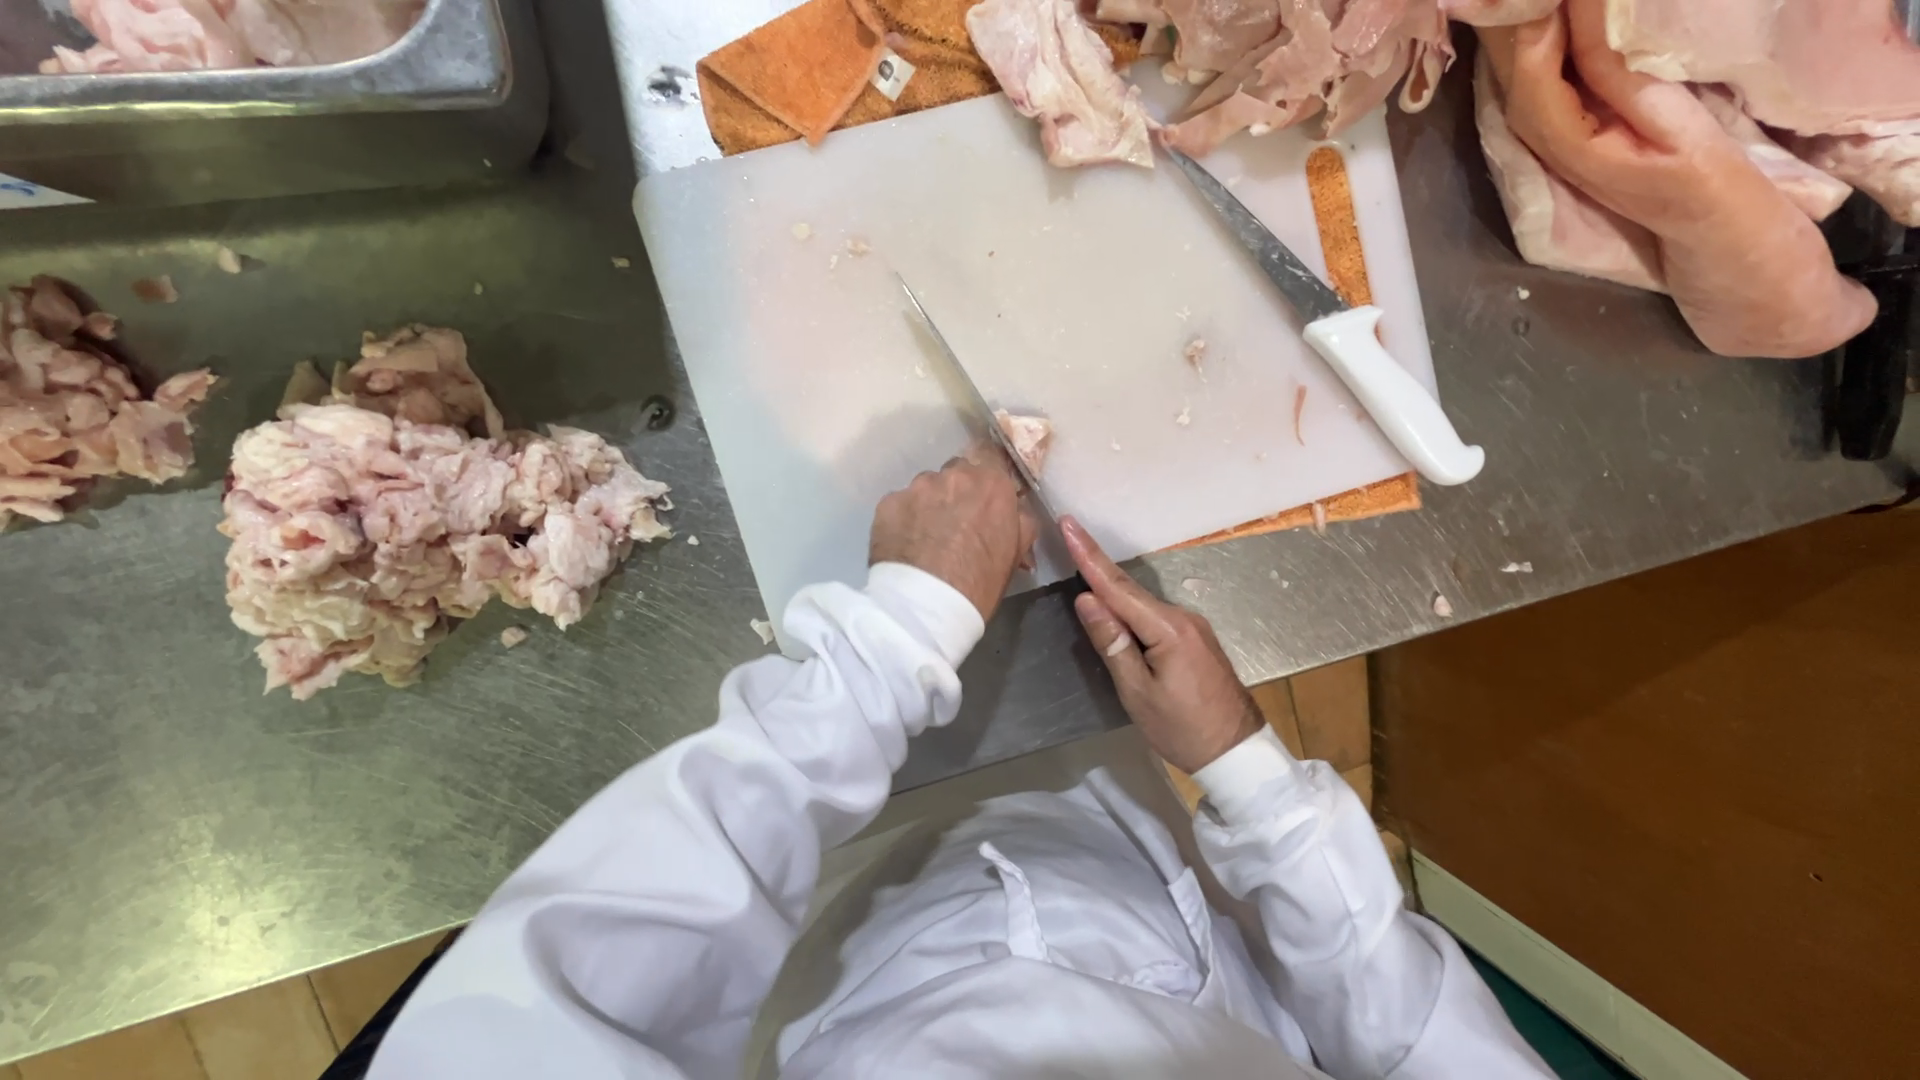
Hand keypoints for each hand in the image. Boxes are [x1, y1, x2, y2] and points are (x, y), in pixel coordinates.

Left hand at [871, 458, 1035, 620]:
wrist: (925, 607)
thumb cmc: (978, 584)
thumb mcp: (1013, 555)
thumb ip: (1020, 523)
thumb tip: (1016, 513)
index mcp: (992, 485)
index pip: (991, 458)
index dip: (987, 477)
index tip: (984, 496)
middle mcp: (954, 476)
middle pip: (957, 472)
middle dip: (957, 491)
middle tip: (956, 521)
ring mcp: (917, 487)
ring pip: (926, 487)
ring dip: (929, 504)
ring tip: (926, 536)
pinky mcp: (888, 503)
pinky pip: (900, 504)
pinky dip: (903, 519)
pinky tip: (904, 543)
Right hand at [1061, 516, 1263, 773]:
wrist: (1236, 753)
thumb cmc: (1182, 729)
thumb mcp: (1138, 692)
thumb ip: (1112, 643)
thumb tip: (1087, 601)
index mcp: (1168, 630)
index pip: (1117, 588)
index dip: (1089, 556)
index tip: (1068, 524)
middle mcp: (1183, 618)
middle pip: (1129, 589)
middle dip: (1096, 563)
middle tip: (1068, 532)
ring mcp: (1192, 627)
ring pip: (1141, 603)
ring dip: (1110, 586)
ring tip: (1081, 561)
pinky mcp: (1194, 639)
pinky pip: (1153, 615)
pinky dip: (1128, 606)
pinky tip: (1112, 602)